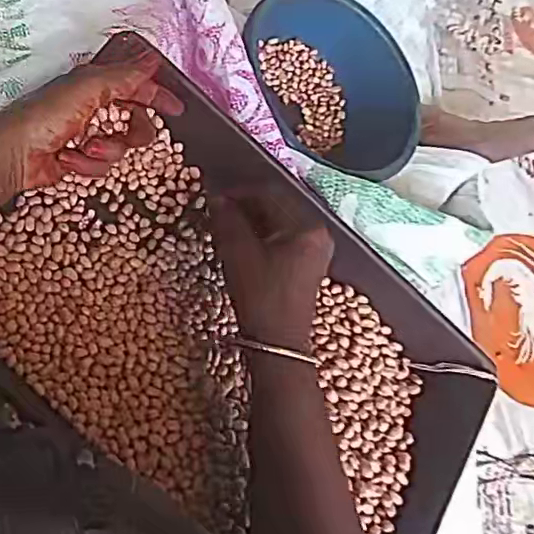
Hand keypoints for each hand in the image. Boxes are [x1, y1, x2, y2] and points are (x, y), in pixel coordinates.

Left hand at [0, 31, 185, 194]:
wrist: (15, 155)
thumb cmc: (43, 117)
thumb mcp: (88, 89)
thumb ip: (123, 76)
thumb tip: (150, 60)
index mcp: (94, 85)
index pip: (135, 87)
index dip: (156, 96)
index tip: (175, 109)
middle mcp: (91, 109)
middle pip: (134, 123)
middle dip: (132, 133)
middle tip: (127, 137)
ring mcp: (85, 137)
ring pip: (119, 149)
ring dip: (104, 152)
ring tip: (84, 149)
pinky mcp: (77, 161)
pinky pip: (100, 168)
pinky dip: (86, 166)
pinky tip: (67, 160)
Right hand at [210, 186, 333, 350]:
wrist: (277, 341)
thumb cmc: (260, 294)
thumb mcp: (239, 253)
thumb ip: (228, 220)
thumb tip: (216, 197)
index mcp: (307, 226)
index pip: (271, 194)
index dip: (240, 191)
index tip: (215, 196)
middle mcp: (318, 232)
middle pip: (278, 205)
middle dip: (246, 204)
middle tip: (218, 209)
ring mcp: (316, 248)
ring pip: (280, 220)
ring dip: (253, 218)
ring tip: (226, 223)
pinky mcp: (308, 262)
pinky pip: (284, 235)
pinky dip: (262, 233)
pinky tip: (242, 239)